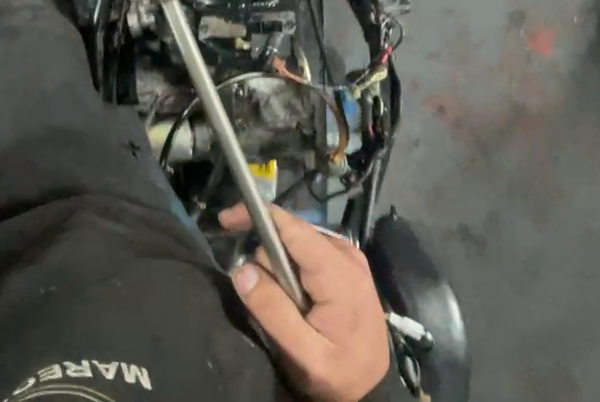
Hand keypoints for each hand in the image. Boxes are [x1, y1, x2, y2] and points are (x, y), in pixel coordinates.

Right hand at [220, 204, 390, 401]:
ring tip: (285, 304)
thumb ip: (272, 311)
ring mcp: (349, 258)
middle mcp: (346, 255)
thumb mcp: (304, 354)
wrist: (374, 389)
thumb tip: (241, 270)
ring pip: (296, 241)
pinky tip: (292, 296)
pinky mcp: (347, 265)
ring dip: (279, 266)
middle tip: (265, 295)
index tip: (225, 222)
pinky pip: (307, 251)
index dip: (255, 215)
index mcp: (339, 273)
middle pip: (290, 233)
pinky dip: (290, 267)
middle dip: (268, 257)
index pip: (290, 225)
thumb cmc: (341, 373)